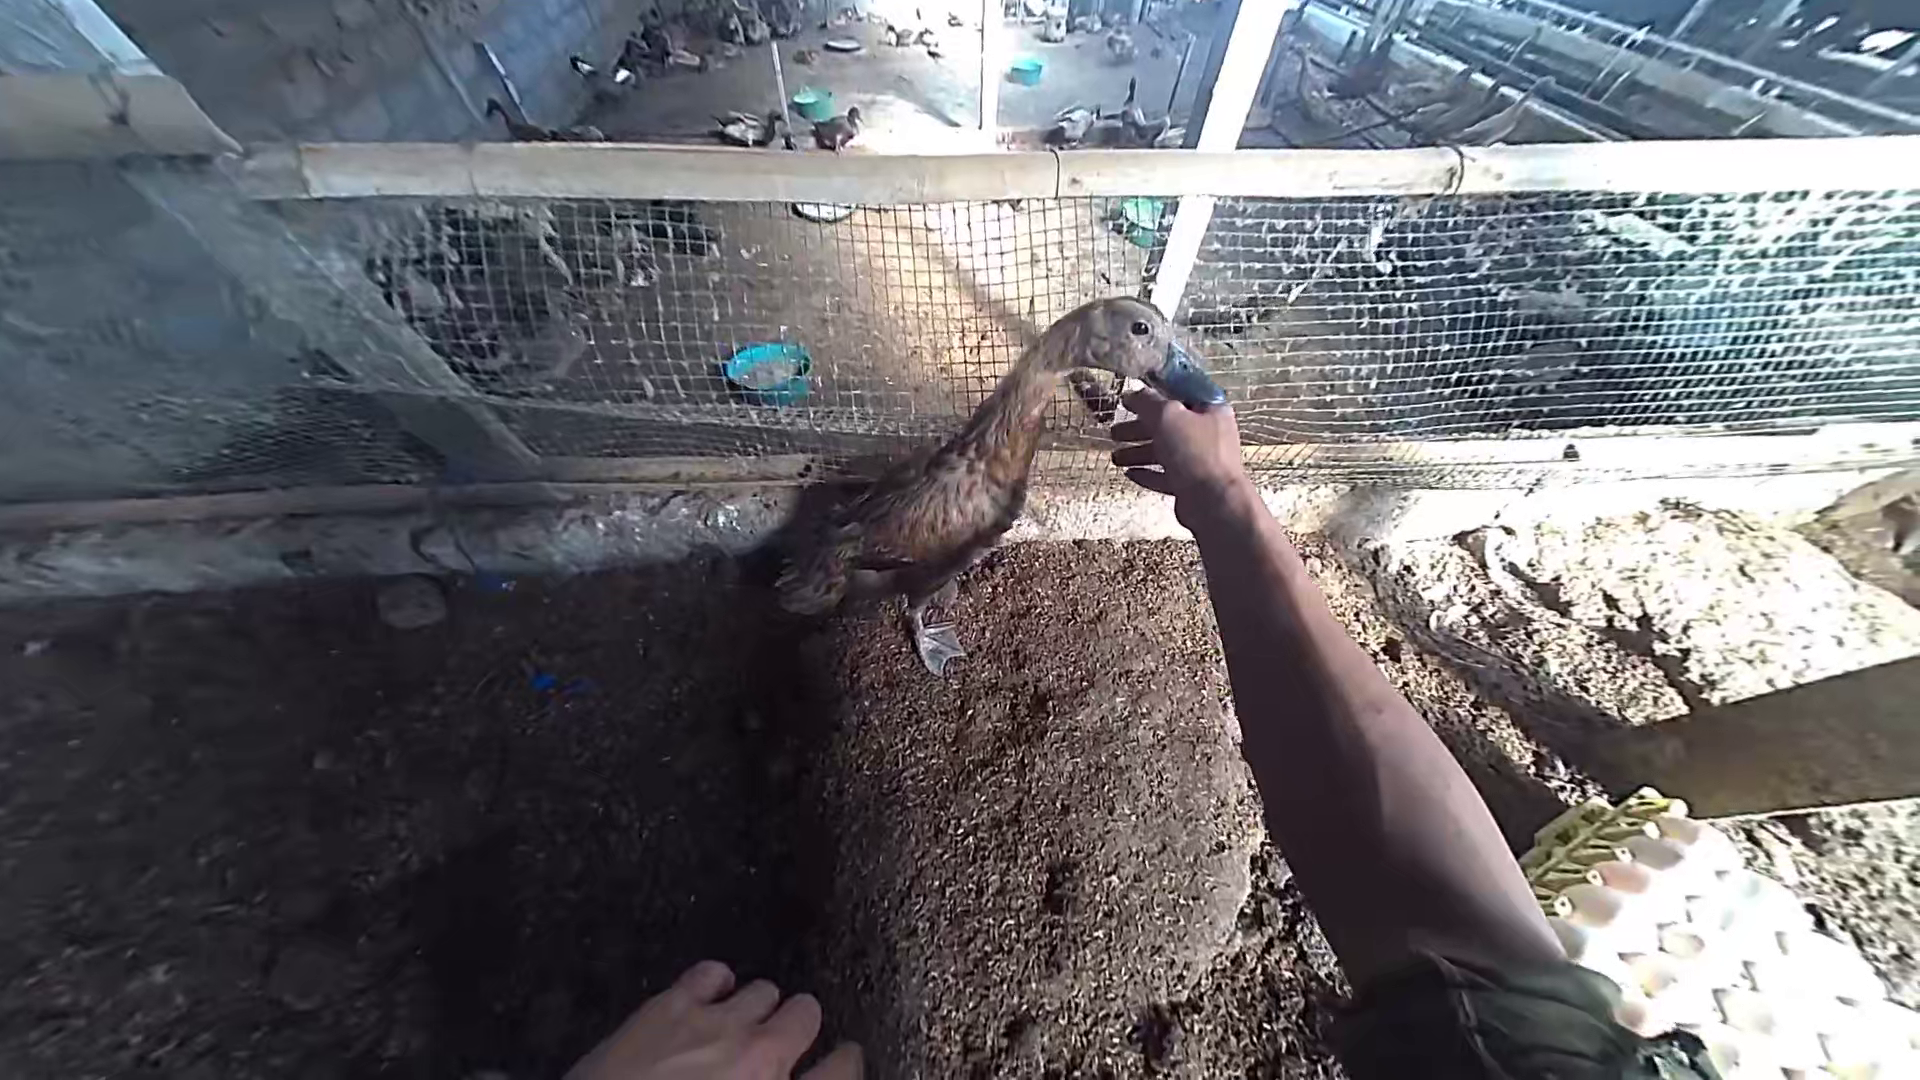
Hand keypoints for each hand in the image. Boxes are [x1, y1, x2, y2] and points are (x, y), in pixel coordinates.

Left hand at [566, 961, 861, 1079]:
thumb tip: (783, 1079)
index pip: (842, 1071)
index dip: (845, 1063)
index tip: (840, 1061)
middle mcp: (760, 1059)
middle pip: (807, 1011)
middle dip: (795, 1029)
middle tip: (771, 1055)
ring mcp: (716, 1026)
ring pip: (763, 988)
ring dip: (752, 1012)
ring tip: (729, 1035)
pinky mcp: (671, 1004)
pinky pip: (714, 972)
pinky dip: (713, 988)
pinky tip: (702, 1008)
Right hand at [1110, 389, 1250, 523]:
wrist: (1213, 501)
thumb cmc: (1195, 453)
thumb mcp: (1167, 416)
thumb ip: (1147, 403)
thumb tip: (1132, 394)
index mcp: (1209, 409)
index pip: (1178, 393)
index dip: (1153, 392)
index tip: (1130, 397)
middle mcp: (1207, 433)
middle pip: (1167, 425)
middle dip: (1138, 428)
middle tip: (1114, 431)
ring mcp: (1200, 460)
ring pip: (1164, 451)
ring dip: (1138, 452)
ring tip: (1115, 457)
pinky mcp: (1191, 484)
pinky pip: (1165, 475)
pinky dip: (1147, 473)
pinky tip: (1130, 474)